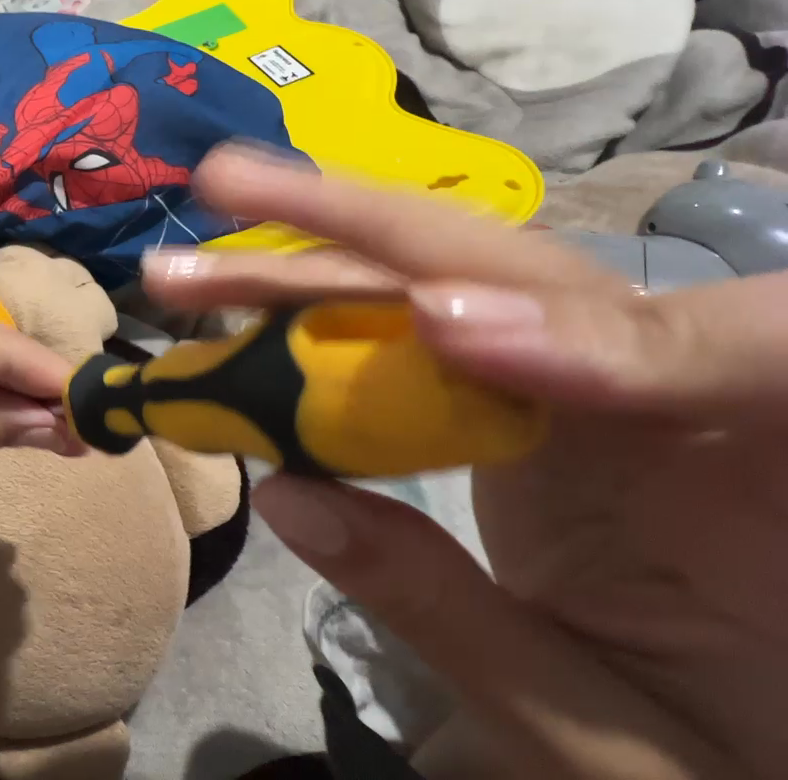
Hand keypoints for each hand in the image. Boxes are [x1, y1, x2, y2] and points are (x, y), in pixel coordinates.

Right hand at [143, 145, 786, 779]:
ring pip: (441, 284)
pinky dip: (314, 319)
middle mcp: (677, 398)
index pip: (726, 355)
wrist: (720, 747)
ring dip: (307, 265)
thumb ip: (451, 613)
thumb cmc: (702, 755)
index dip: (588, 324)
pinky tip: (236, 315)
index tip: (438, 324)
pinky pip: (408, 333)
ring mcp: (581, 385)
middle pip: (522, 271)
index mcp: (769, 485)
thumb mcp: (598, 739)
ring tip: (184, 270)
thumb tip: (286, 495)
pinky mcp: (512, 392)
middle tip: (226, 190)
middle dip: (364, 227)